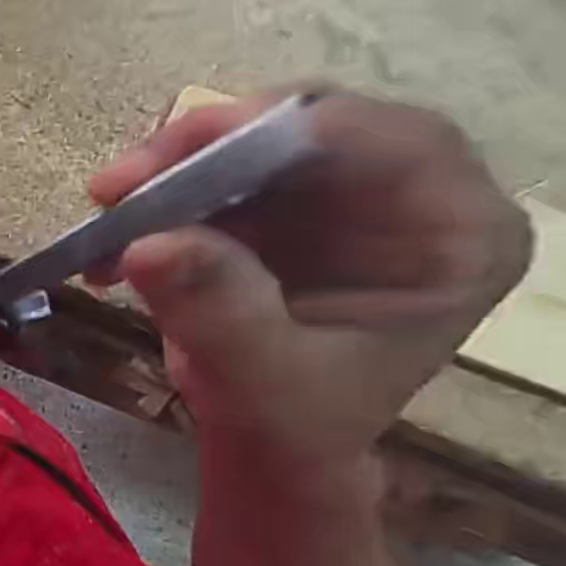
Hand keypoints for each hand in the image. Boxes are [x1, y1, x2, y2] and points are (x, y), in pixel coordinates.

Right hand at [88, 86, 531, 495]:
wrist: (270, 441)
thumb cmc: (294, 424)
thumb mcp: (261, 384)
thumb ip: (219, 314)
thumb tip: (145, 243)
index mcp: (458, 236)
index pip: (392, 144)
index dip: (287, 134)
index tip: (186, 150)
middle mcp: (409, 193)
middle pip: (310, 124)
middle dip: (208, 145)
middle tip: (125, 180)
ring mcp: (340, 190)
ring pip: (252, 136)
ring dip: (170, 167)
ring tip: (107, 209)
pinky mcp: (282, 196)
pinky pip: (217, 165)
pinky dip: (160, 190)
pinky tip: (114, 230)